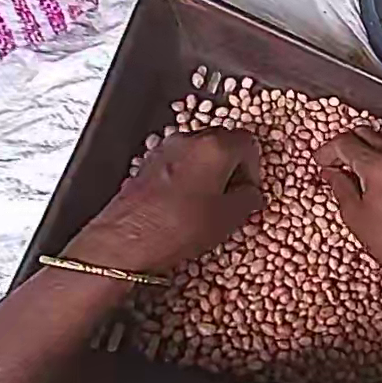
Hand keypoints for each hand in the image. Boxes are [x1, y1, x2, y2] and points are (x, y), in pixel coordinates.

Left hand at [67, 128, 264, 270]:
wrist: (126, 242)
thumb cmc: (178, 228)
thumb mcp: (230, 217)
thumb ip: (249, 199)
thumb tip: (251, 194)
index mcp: (215, 148)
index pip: (248, 142)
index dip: (255, 167)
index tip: (251, 189)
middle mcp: (188, 140)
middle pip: (224, 142)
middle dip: (234, 166)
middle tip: (236, 195)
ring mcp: (164, 150)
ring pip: (200, 152)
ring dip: (211, 171)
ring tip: (211, 202)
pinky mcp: (147, 163)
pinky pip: (179, 162)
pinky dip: (189, 176)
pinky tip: (188, 204)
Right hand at [314, 127, 381, 266]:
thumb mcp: (353, 212)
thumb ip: (339, 184)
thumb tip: (330, 171)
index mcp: (377, 167)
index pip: (345, 143)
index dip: (327, 151)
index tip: (320, 162)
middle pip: (363, 132)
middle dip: (344, 144)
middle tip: (333, 162)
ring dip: (364, 142)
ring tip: (352, 162)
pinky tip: (373, 166)